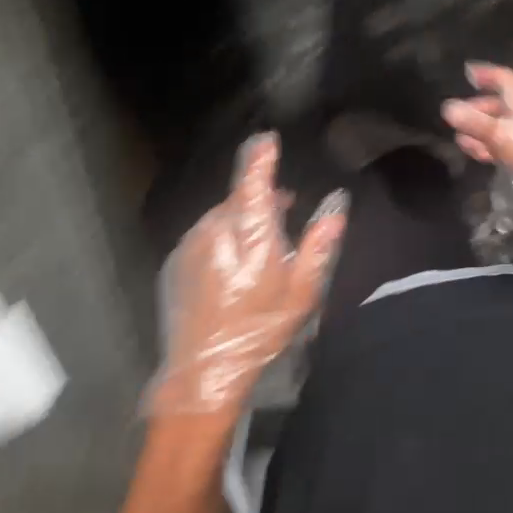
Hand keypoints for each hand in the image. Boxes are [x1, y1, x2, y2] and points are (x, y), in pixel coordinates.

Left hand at [151, 133, 347, 414]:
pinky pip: (205, 237)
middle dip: (260, 200)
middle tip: (283, 216)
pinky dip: (221, 241)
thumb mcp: (302, 292)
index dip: (261, 157)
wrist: (203, 372)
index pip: (253, 180)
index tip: (267, 140)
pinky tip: (232, 271)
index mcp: (249, 231)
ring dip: (240, 222)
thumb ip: (319, 244)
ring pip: (221, 218)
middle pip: (239, 199)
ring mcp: (191, 244)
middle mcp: (215, 228)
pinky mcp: (176, 262)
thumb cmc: (260, 329)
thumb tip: (336, 204)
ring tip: (259, 251)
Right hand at [441, 62, 512, 174]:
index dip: (484, 73)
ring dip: (479, 129)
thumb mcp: (497, 133)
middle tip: (457, 115)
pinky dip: (488, 143)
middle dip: (476, 108)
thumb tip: (446, 108)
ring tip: (460, 136)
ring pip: (500, 123)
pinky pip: (504, 140)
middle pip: (498, 102)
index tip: (468, 73)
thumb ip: (472, 121)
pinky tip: (473, 151)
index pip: (502, 77)